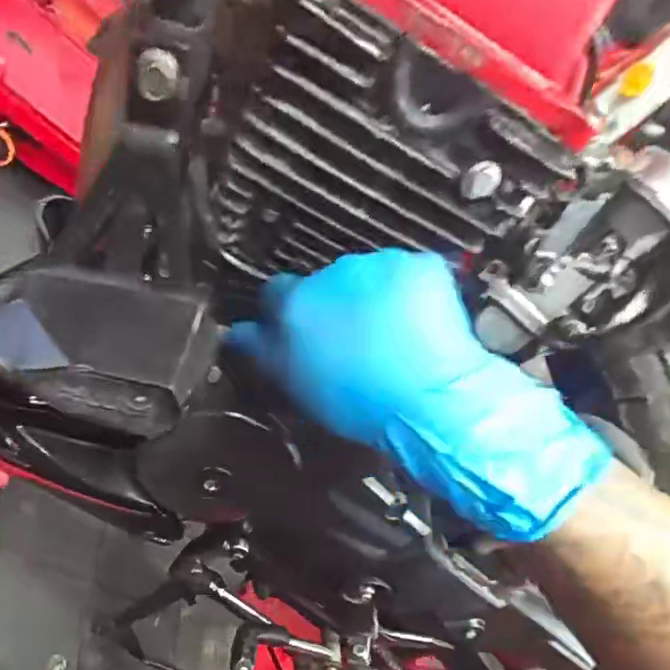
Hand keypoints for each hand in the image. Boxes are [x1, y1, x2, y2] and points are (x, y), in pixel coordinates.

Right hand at [227, 250, 612, 540]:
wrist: (429, 399)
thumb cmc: (364, 402)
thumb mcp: (297, 385)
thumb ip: (264, 352)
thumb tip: (241, 333)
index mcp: (296, 307)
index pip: (274, 294)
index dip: (284, 311)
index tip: (296, 325)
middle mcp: (333, 276)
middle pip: (323, 282)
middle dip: (334, 305)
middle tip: (350, 342)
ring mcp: (378, 268)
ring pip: (366, 276)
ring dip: (372, 297)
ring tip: (389, 339)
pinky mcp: (419, 267)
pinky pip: (407, 273)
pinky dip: (410, 292)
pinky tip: (415, 326)